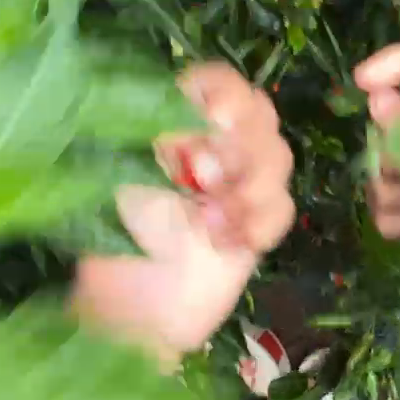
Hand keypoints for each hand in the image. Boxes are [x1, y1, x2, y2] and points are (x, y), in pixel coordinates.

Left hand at [73, 64, 294, 362]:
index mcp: (175, 127)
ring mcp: (239, 187)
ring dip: (250, 186)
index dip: (225, 92)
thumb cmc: (114, 244)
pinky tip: (231, 243)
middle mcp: (212, 149)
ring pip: (279, 158)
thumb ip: (155, 136)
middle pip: (260, 114)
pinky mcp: (258, 226)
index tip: (214, 118)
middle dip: (241, 144)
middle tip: (204, 178)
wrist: (134, 315)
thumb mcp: (119, 178)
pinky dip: (263, 222)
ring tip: (212, 221)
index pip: (216, 84)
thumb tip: (197, 118)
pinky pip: (285, 207)